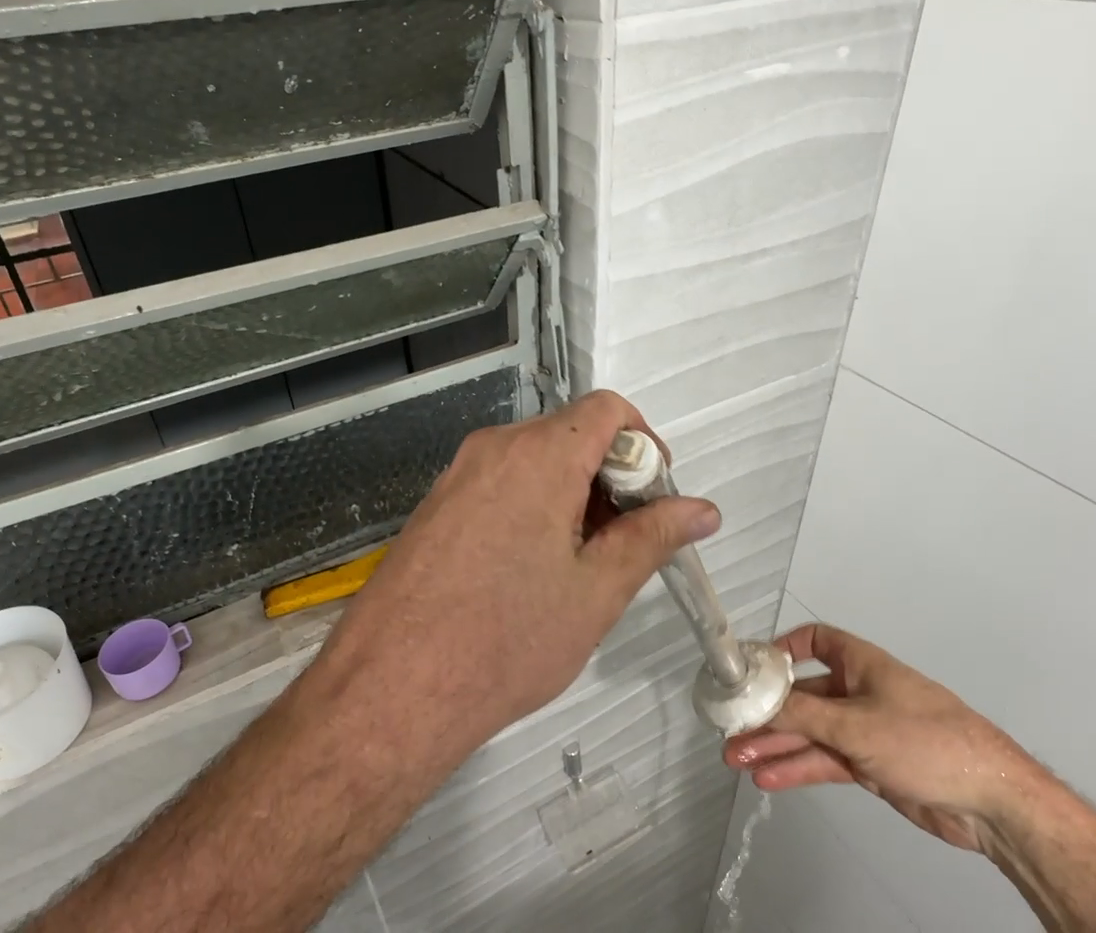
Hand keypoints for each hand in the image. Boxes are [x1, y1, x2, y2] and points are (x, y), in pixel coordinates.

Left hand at [311, 390, 721, 756]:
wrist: (393, 687)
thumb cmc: (507, 639)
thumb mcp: (596, 591)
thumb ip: (651, 538)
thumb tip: (702, 509)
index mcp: (538, 455)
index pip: (608, 409)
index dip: (644, 447)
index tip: (653, 503)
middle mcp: (493, 449)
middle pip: (570, 434)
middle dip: (609, 478)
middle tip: (622, 546)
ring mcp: (456, 476)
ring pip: (533, 462)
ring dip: (571, 497)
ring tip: (578, 568)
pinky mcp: (434, 507)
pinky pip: (498, 486)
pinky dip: (531, 508)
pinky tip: (529, 573)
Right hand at [723, 623, 1046, 854]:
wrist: (990, 801)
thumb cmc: (925, 741)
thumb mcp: (855, 724)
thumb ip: (800, 715)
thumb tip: (755, 703)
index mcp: (862, 665)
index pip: (817, 641)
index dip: (783, 650)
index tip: (752, 669)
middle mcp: (860, 693)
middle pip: (803, 696)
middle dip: (767, 712)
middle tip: (730, 728)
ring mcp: (865, 731)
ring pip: (809, 732)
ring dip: (775, 744)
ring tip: (736, 759)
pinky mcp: (870, 765)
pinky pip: (824, 760)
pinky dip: (797, 768)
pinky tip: (768, 779)